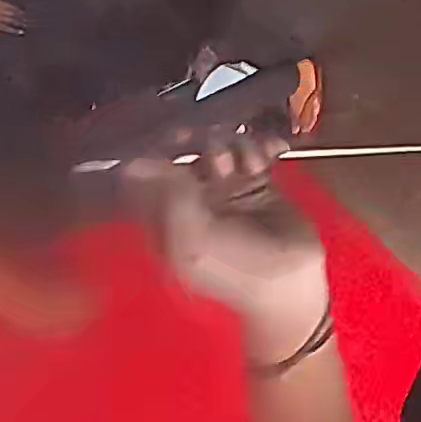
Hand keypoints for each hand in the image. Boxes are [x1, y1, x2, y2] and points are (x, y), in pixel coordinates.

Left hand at [126, 135, 326, 365]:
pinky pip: (257, 152)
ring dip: (238, 146)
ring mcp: (229, 190)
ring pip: (225, 148)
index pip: (153, 173)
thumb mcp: (191, 238)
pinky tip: (274, 151)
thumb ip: (168, 195)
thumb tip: (132, 162)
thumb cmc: (233, 268)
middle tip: (222, 154)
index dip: (161, 152)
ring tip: (254, 164)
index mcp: (168, 216)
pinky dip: (265, 145)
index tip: (177, 138)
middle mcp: (195, 199)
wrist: (288, 284)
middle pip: (191, 154)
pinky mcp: (261, 184)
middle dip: (205, 146)